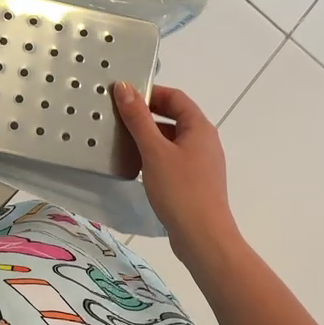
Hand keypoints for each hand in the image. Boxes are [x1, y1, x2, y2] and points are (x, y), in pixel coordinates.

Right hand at [112, 82, 236, 248]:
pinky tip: (137, 165)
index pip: (175, 97)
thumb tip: (124, 87)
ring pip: (172, 138)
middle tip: (118, 117)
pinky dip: (155, 155)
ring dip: (149, 136)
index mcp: (199, 127)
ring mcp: (202, 162)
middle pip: (175, 116)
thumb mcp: (154, 150)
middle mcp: (205, 140)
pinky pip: (173, 157)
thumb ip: (138, 118)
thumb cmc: (180, 189)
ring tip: (122, 140)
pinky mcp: (196, 181)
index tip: (124, 96)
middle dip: (147, 114)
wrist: (203, 237)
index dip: (151, 92)